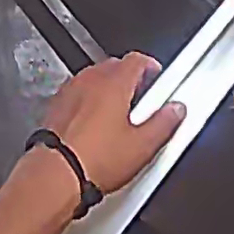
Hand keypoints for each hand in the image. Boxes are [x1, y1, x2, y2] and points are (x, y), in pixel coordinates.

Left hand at [38, 53, 185, 195]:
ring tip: (118, 116)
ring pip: (96, 78)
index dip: (150, 66)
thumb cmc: (95, 160)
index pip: (137, 60)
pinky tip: (94, 125)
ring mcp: (73, 88)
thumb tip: (176, 111)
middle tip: (142, 99)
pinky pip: (80, 91)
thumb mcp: (141, 146)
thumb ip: (164, 123)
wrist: (57, 173)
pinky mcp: (59, 102)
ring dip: (109, 88)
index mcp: (114, 82)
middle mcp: (91, 78)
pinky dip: (90, 99)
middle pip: (116, 66)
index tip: (157, 75)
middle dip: (131, 78)